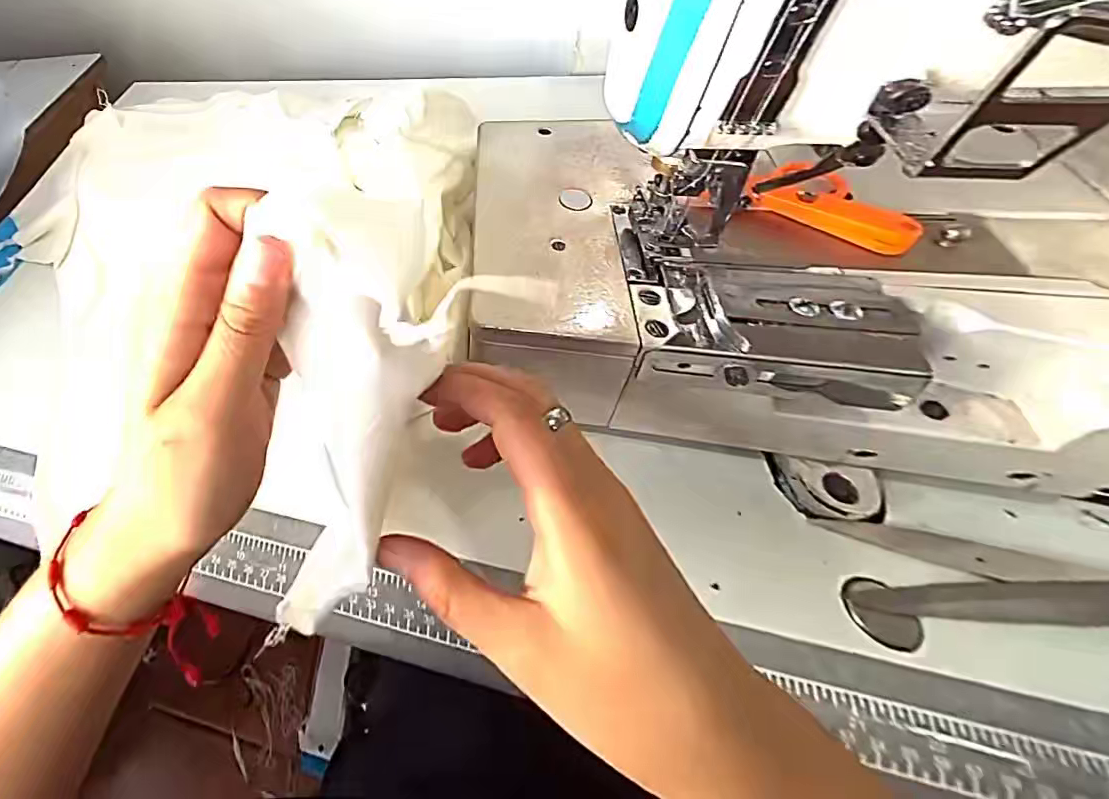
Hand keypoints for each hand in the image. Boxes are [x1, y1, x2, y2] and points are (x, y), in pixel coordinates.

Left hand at [60, 188, 292, 622]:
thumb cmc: (177, 479)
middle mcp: (194, 303)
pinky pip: (279, 305)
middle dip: (295, 241)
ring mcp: (220, 324)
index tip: (309, 243)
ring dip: (306, 276)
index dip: (262, 212)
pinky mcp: (243, 346)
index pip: (211, 214)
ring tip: (336, 305)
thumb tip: (270, 246)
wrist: (165, 527)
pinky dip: (306, 309)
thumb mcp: (213, 401)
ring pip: (268, 267)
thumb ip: (242, 323)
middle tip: (334, 277)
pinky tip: (324, 333)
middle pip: (246, 233)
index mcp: (174, 305)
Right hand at [379, 363, 882, 798]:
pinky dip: (519, 433)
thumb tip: (393, 550)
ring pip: (551, 415)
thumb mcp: (518, 645)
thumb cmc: (626, 694)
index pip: (516, 413)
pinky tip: (490, 465)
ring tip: (450, 424)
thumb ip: (447, 588)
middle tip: (428, 394)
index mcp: (571, 508)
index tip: (423, 387)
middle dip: (478, 381)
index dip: (467, 387)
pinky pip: (561, 444)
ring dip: (499, 404)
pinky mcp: (615, 510)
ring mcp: (610, 494)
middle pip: (536, 397)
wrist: (715, 727)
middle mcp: (596, 486)